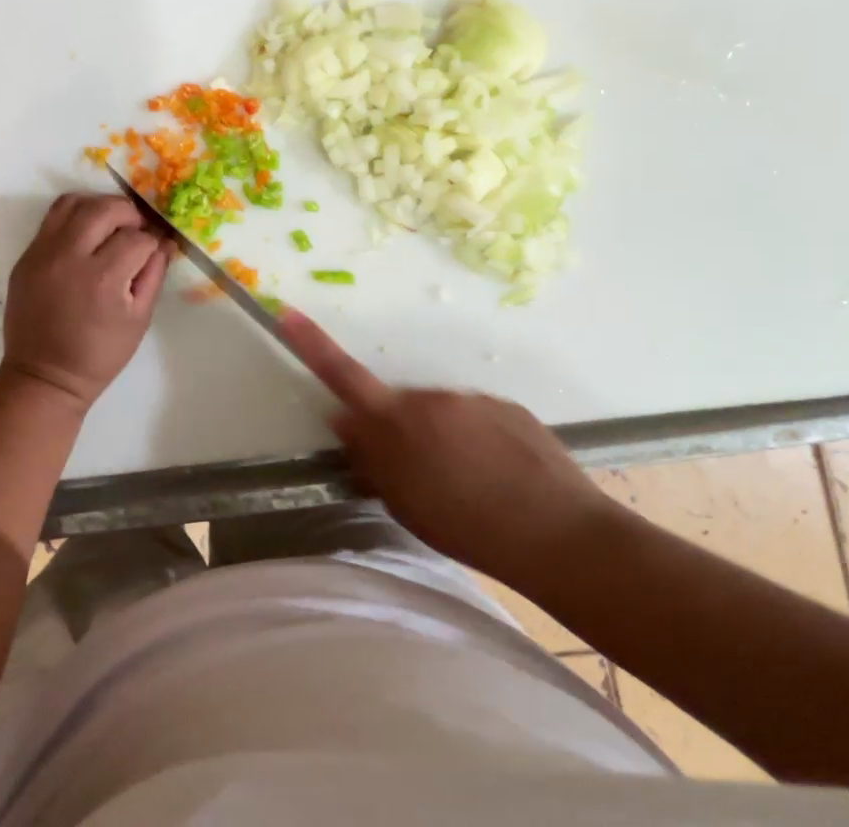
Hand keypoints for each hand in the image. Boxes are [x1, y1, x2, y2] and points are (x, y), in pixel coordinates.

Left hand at [1, 193, 175, 410]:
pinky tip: (84, 235)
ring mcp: (42, 254)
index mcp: (103, 278)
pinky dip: (72, 219)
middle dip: (128, 214)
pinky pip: (49, 221)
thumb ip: (153, 275)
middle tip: (135, 230)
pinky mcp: (25, 257)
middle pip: (104, 209)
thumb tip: (164, 242)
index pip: (137, 238)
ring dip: (97, 207)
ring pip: (72, 204)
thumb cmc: (98, 354)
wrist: (44, 375)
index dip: (151, 243)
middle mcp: (69, 257)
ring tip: (108, 225)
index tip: (153, 251)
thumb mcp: (138, 320)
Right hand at [275, 308, 617, 580]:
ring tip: (463, 485)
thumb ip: (370, 456)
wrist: (560, 535)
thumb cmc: (465, 526)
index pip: (342, 375)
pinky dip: (476, 442)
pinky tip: (494, 478)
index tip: (289, 313)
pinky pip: (478, 420)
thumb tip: (347, 422)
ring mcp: (476, 401)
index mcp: (395, 420)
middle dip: (397, 428)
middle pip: (397, 404)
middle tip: (414, 476)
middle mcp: (432, 398)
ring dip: (440, 437)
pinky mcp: (512, 411)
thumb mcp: (401, 500)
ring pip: (440, 413)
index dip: (312, 345)